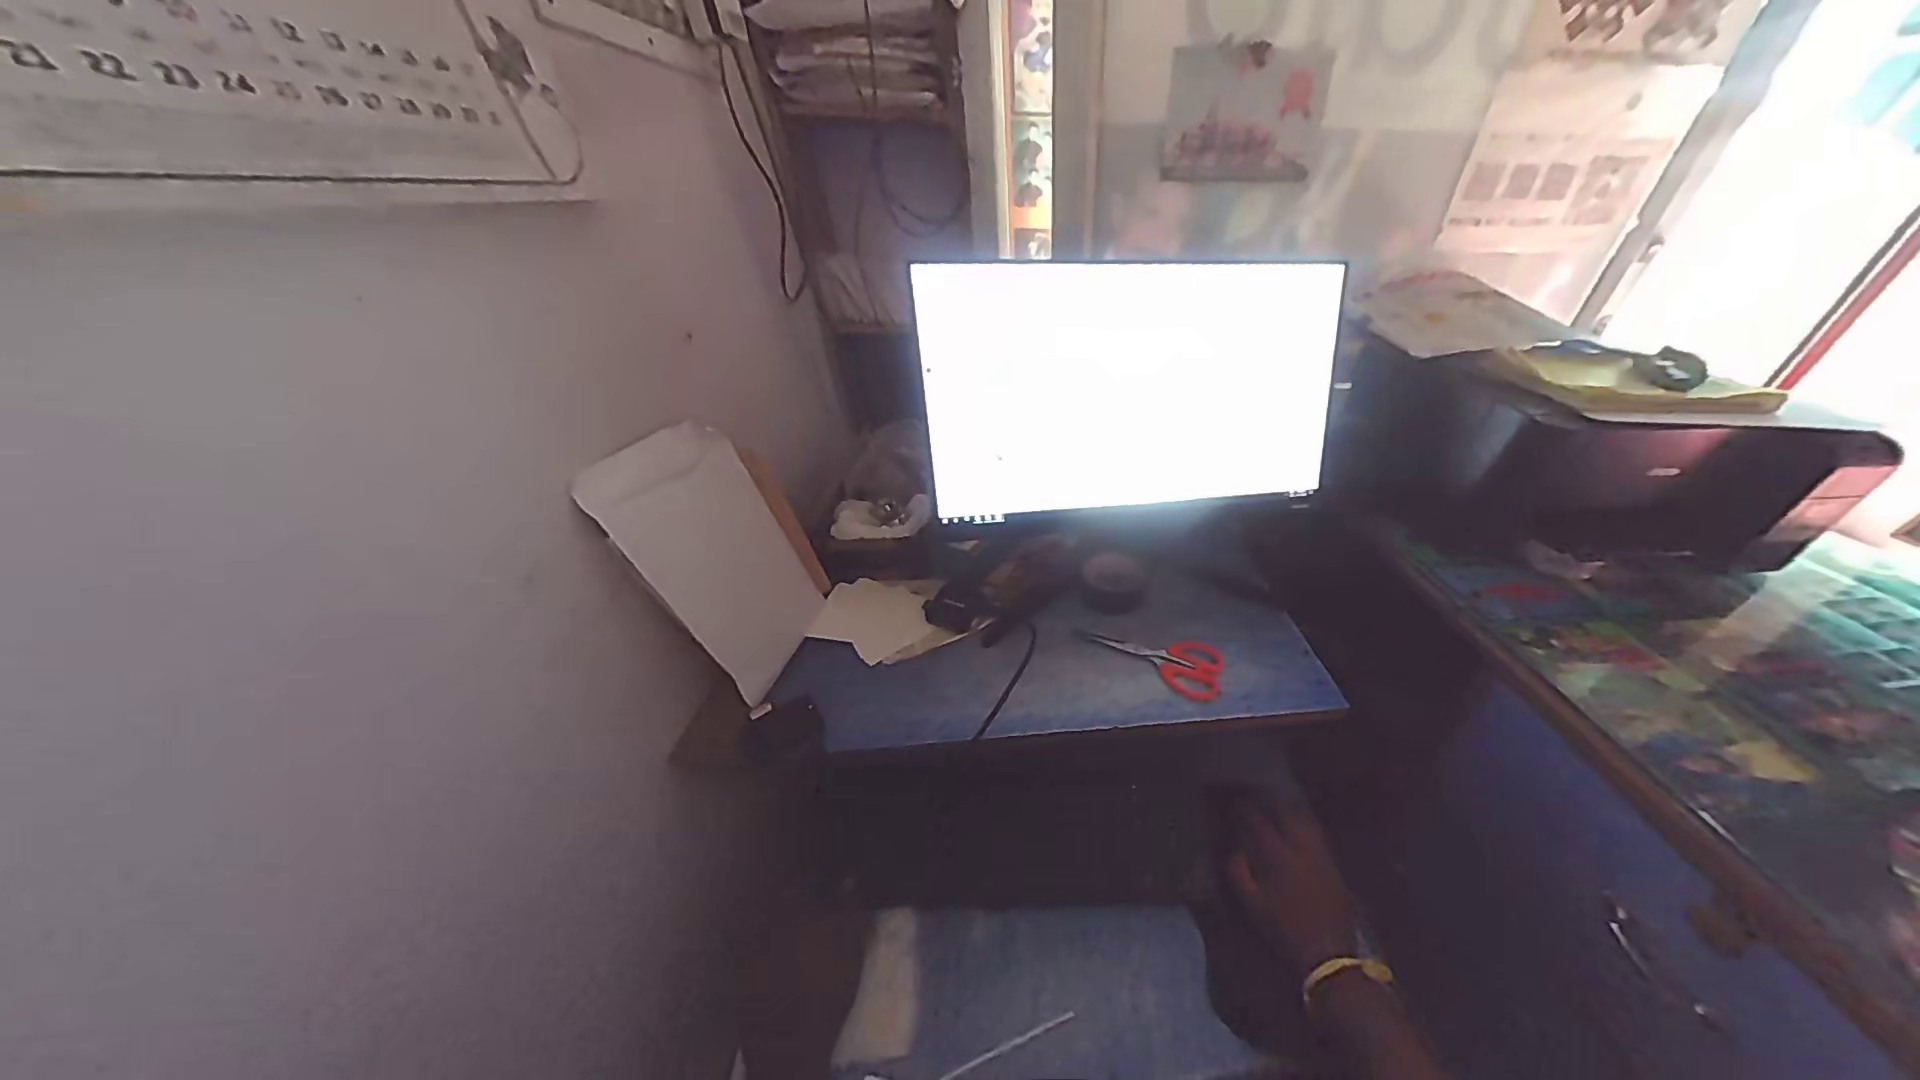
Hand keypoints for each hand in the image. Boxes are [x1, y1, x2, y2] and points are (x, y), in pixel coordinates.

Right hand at [1226, 797, 1361, 970]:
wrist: (1328, 957)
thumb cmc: (1284, 931)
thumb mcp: (1252, 905)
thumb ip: (1238, 871)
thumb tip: (1232, 847)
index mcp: (1278, 857)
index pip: (1257, 820)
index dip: (1242, 807)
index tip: (1230, 801)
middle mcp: (1301, 848)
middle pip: (1284, 811)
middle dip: (1266, 799)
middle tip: (1251, 794)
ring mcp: (1321, 854)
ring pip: (1304, 818)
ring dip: (1286, 806)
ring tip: (1272, 801)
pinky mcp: (1333, 864)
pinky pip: (1316, 831)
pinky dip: (1302, 819)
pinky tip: (1294, 821)